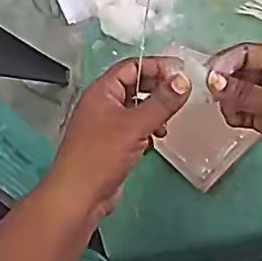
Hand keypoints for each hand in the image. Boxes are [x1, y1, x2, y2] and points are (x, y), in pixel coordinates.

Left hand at [41, 57, 190, 221]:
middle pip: (134, 86)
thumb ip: (161, 102)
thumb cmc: (101, 155)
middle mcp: (102, 103)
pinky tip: (155, 141)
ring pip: (135, 108)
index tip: (180, 71)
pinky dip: (147, 130)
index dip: (156, 66)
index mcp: (101, 91)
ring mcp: (105, 124)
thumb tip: (182, 81)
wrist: (79, 195)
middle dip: (157, 89)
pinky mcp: (111, 143)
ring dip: (154, 113)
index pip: (131, 67)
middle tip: (180, 96)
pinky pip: (134, 128)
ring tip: (166, 125)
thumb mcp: (135, 125)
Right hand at [205, 44, 261, 195]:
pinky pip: (245, 112)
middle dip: (226, 82)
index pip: (250, 53)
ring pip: (241, 94)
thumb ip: (245, 92)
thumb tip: (212, 80)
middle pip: (242, 72)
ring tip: (228, 112)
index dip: (228, 61)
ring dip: (230, 100)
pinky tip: (234, 121)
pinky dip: (236, 115)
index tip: (209, 76)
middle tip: (212, 96)